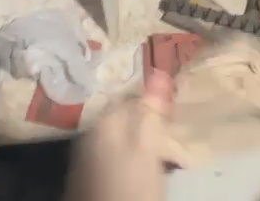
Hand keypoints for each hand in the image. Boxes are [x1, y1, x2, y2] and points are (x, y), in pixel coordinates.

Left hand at [66, 70, 174, 200]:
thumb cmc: (130, 189)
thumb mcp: (148, 149)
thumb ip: (152, 109)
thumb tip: (159, 70)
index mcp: (103, 122)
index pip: (132, 97)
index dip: (156, 106)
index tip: (174, 120)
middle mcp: (89, 134)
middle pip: (125, 120)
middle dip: (151, 130)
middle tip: (173, 149)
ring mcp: (84, 159)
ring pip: (120, 142)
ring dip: (142, 149)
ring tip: (161, 166)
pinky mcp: (86, 181)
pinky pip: (112, 161)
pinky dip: (129, 165)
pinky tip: (139, 179)